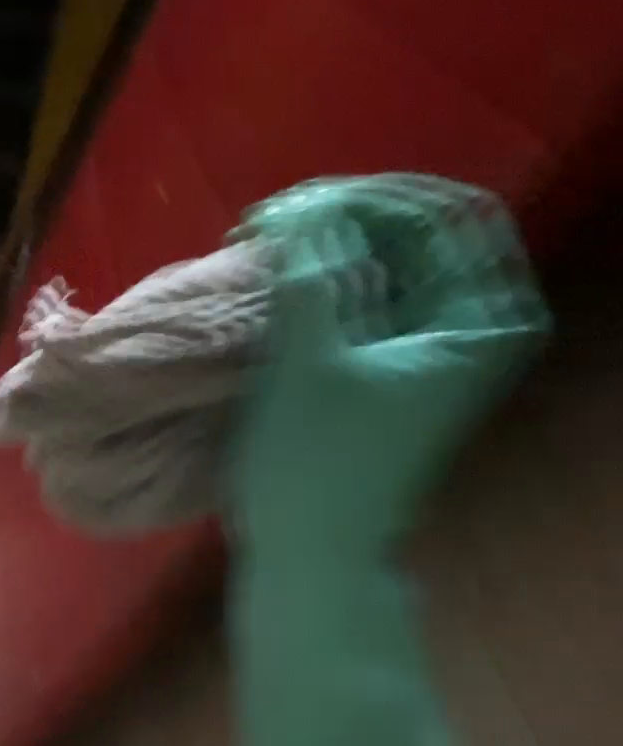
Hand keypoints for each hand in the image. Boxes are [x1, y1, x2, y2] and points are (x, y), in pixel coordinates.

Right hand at [226, 176, 546, 745]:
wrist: (311, 548)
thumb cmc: (315, 462)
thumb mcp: (310, 363)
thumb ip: (311, 276)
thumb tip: (296, 203)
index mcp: (483, 317)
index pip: (441, 213)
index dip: (361, 197)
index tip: (278, 211)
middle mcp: (473, 323)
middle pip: (422, 233)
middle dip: (344, 217)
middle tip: (265, 227)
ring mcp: (433, 348)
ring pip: (391, 264)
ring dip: (330, 247)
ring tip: (263, 252)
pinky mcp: (391, 370)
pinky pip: (369, 299)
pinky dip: (325, 283)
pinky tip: (278, 289)